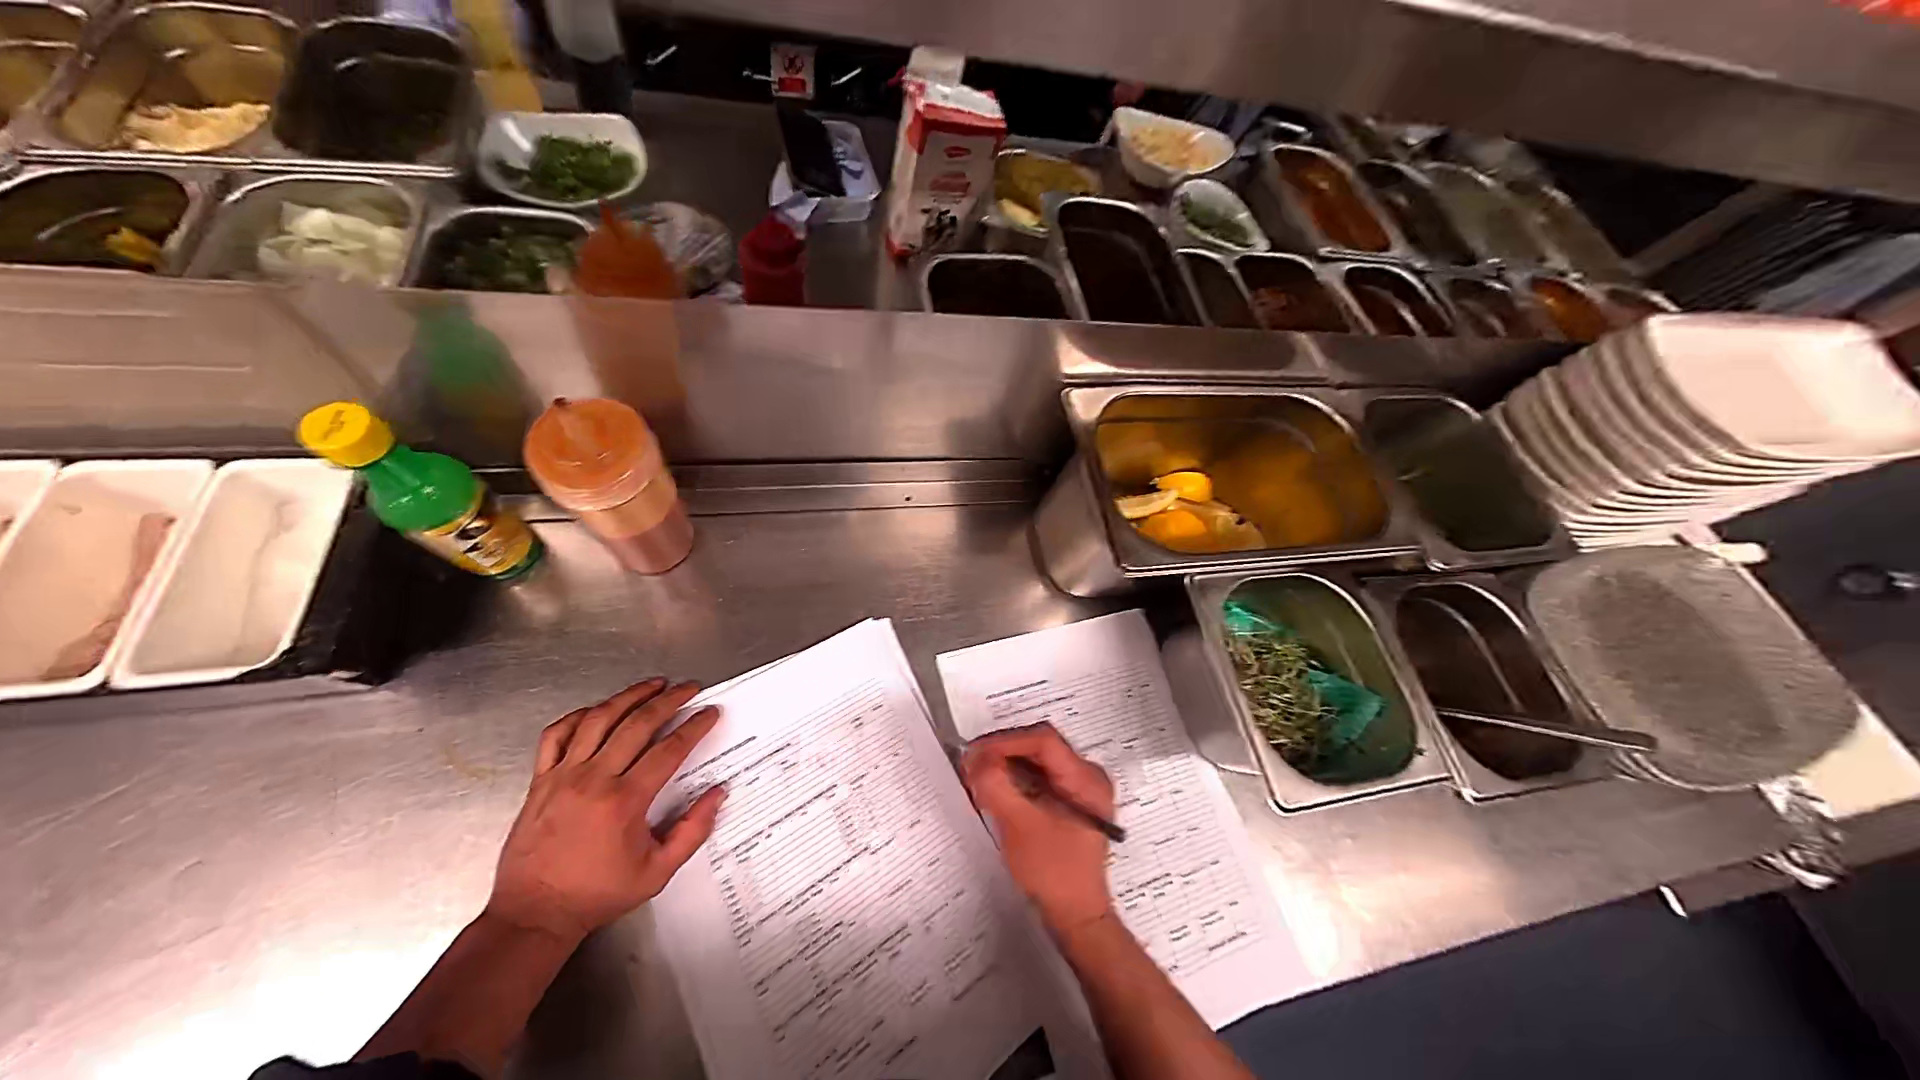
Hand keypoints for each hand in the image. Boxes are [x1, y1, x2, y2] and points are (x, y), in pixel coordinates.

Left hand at [486, 678, 725, 943]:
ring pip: (599, 719)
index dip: (694, 726)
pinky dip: (579, 716)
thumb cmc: (596, 895)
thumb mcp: (657, 871)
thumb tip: (717, 794)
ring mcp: (562, 776)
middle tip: (688, 688)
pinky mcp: (540, 781)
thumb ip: (693, 830)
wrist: (534, 913)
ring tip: (652, 684)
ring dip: (630, 696)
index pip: (669, 749)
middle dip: (669, 700)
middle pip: (638, 723)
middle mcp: (593, 780)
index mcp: (624, 801)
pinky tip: (599, 709)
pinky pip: (557, 734)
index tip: (708, 714)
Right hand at [961, 723, 1115, 935]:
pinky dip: (1014, 780)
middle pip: (1040, 746)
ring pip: (1036, 761)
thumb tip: (975, 759)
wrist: (1075, 916)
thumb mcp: (1019, 826)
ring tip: (978, 776)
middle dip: (1003, 752)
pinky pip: (1038, 778)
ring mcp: (1079, 790)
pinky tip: (994, 790)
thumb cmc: (1053, 873)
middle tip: (972, 764)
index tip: (976, 753)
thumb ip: (996, 787)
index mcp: (1086, 779)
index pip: (1043, 740)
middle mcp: (1087, 777)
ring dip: (1005, 765)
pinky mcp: (1068, 802)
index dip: (1005, 741)